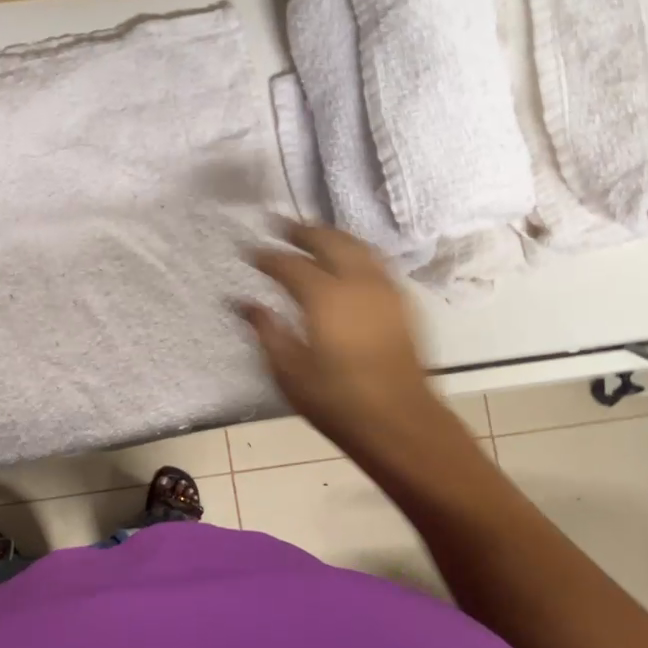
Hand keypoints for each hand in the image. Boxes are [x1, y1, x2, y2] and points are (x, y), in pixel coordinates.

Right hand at [237, 222, 440, 453]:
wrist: (397, 420)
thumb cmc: (335, 401)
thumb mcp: (288, 371)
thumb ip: (266, 331)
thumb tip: (245, 304)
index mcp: (325, 298)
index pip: (290, 265)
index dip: (267, 257)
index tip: (249, 253)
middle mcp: (358, 283)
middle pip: (330, 241)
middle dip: (303, 231)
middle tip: (281, 227)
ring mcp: (385, 290)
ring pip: (359, 247)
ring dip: (333, 236)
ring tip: (314, 237)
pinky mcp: (402, 303)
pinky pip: (376, 262)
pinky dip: (356, 252)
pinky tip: (347, 263)